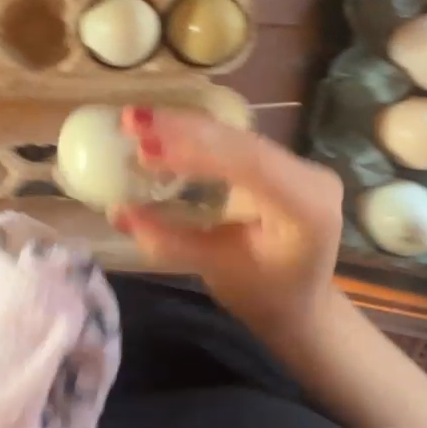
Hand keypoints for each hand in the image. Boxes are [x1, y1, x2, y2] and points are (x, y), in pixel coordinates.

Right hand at [111, 106, 344, 338]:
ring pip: (234, 135)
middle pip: (239, 142)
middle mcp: (309, 176)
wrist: (302, 306)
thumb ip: (169, 239)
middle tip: (130, 122)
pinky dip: (193, 134)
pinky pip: (232, 140)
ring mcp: (296, 164)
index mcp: (307, 208)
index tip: (146, 147)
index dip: (196, 150)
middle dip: (182, 130)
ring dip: (183, 126)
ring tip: (135, 121)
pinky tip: (159, 127)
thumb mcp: (215, 269)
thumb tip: (117, 211)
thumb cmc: (263, 296)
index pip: (250, 164)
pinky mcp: (277, 160)